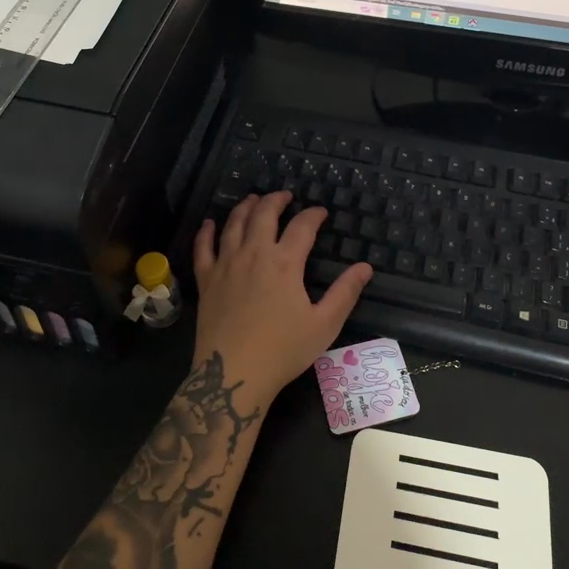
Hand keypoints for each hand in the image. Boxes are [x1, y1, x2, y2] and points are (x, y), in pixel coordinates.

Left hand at [191, 191, 372, 394]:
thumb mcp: (324, 325)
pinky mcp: (206, 280)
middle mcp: (254, 254)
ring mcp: (226, 265)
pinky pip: (203, 248)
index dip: (313, 215)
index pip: (302, 226)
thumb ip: (345, 293)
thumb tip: (365, 267)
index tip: (321, 212)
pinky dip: (206, 232)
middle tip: (285, 195)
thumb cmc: (283, 350)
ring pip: (234, 224)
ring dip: (245, 207)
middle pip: (263, 214)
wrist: (233, 373)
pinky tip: (209, 224)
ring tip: (253, 199)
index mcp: (285, 262)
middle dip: (276, 200)